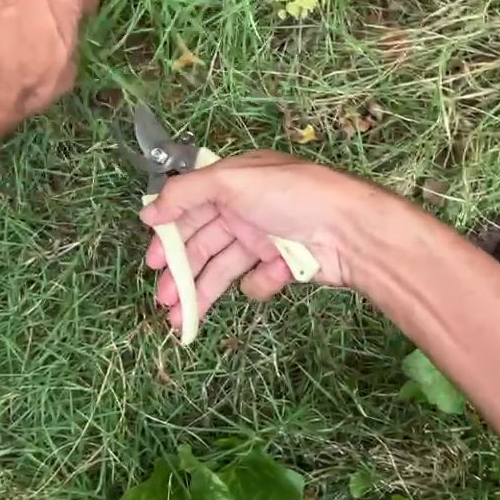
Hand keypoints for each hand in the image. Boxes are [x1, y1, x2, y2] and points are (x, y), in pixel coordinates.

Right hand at [139, 150, 378, 329]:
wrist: (351, 230)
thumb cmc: (289, 196)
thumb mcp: (230, 180)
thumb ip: (185, 194)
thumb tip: (148, 214)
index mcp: (231, 182)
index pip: (189, 209)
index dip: (168, 235)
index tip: (151, 262)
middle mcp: (244, 209)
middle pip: (202, 244)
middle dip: (180, 272)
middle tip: (163, 299)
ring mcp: (263, 239)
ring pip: (222, 268)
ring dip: (201, 291)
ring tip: (181, 319)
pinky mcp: (281, 265)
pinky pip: (256, 280)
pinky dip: (258, 283)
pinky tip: (269, 279)